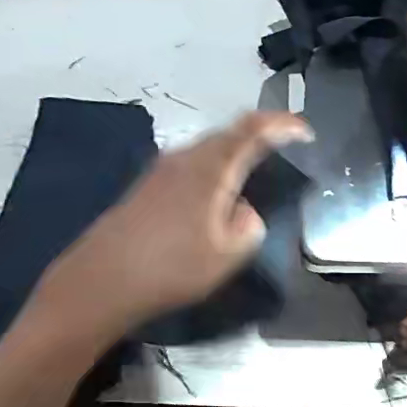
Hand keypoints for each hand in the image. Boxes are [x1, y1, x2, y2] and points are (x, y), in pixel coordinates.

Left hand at [37, 111, 311, 335]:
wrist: (101, 281)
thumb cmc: (171, 268)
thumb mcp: (227, 255)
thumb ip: (249, 226)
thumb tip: (245, 211)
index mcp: (211, 168)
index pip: (252, 130)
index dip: (282, 124)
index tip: (306, 132)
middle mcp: (185, 158)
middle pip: (229, 132)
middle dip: (261, 133)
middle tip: (285, 145)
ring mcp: (161, 170)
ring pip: (208, 147)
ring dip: (235, 150)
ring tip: (256, 166)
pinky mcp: (147, 186)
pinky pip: (192, 163)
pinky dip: (215, 166)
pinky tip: (217, 190)